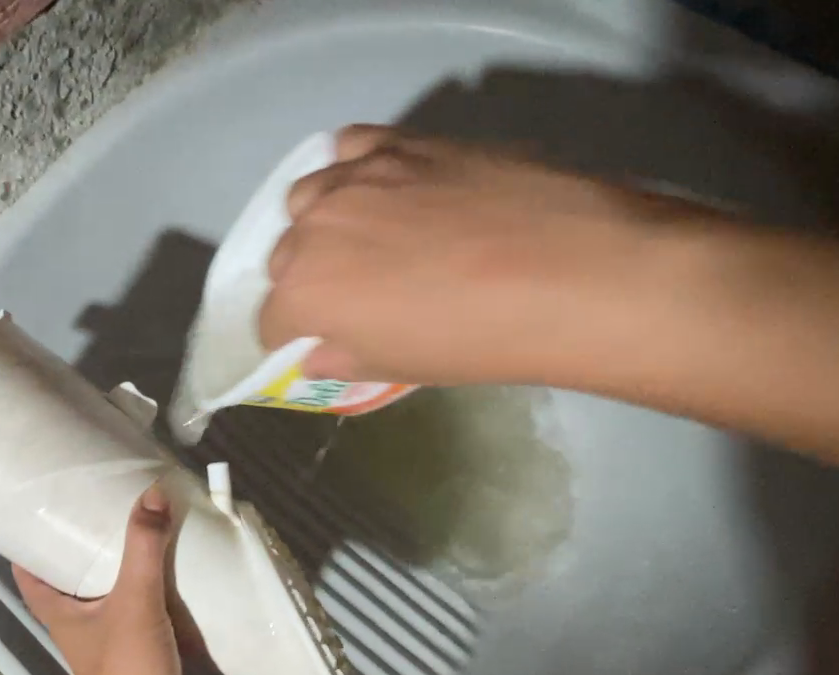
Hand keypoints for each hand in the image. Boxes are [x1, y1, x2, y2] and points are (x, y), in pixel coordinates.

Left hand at [14, 486, 197, 674]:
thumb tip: (152, 492)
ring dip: (122, 568)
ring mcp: (109, 642)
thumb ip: (144, 547)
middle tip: (100, 505)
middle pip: (71, 579)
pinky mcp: (140, 653)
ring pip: (110, 595)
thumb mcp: (136, 600)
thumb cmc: (128, 669)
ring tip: (140, 526)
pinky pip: (143, 613)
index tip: (42, 508)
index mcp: (59, 613)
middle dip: (82, 546)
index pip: (28, 573)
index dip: (27, 542)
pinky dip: (153, 593)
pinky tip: (174, 570)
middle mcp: (78, 626)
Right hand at [260, 124, 714, 388]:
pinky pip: (348, 148)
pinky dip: (351, 171)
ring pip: (306, 200)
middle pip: (283, 259)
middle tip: (349, 299)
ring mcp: (357, 178)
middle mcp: (314, 229)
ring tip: (361, 241)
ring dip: (320, 226)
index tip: (315, 343)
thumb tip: (314, 353)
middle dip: (304, 283)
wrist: (569, 271)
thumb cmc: (474, 339)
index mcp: (304, 293)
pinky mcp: (401, 144)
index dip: (289, 337)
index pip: (269, 321)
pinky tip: (380, 190)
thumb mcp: (397, 366)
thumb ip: (340, 357)